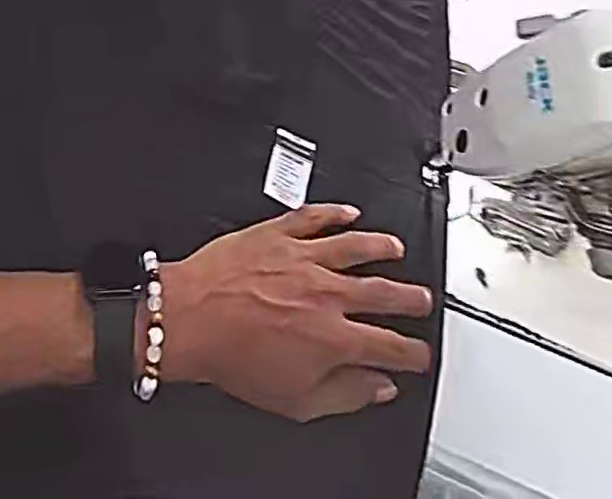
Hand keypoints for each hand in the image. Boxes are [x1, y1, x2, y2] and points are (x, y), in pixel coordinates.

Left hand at [158, 204, 433, 421]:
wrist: (190, 317)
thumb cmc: (232, 356)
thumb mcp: (295, 399)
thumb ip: (345, 393)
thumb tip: (376, 386)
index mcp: (333, 338)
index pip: (391, 346)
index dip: (413, 353)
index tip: (419, 353)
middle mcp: (324, 293)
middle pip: (383, 292)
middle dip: (410, 297)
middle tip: (421, 297)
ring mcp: (300, 258)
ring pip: (354, 246)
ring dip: (380, 247)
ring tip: (395, 248)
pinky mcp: (275, 233)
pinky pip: (313, 217)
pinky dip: (334, 212)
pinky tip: (347, 211)